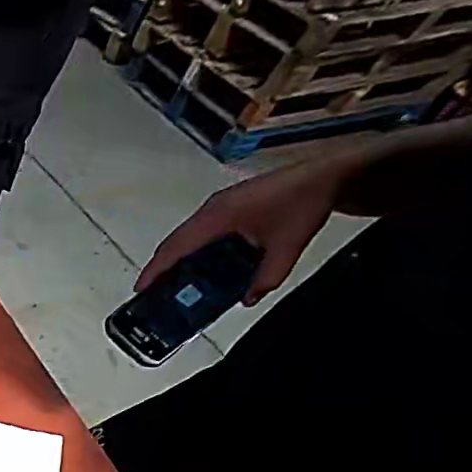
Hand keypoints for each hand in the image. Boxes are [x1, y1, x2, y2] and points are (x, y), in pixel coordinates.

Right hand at [135, 158, 348, 304]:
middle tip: (151, 295)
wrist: (330, 172)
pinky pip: (198, 232)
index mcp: (219, 217)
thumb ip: (266, 278)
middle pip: (174, 242)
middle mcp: (212, 210)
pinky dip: (189, 251)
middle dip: (160, 268)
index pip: (176, 247)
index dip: (156, 269)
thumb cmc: (305, 203)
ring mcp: (218, 206)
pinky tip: (197, 267)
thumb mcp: (288, 248)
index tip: (140, 290)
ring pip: (185, 237)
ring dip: (175, 260)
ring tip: (170, 285)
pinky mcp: (228, 206)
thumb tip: (248, 299)